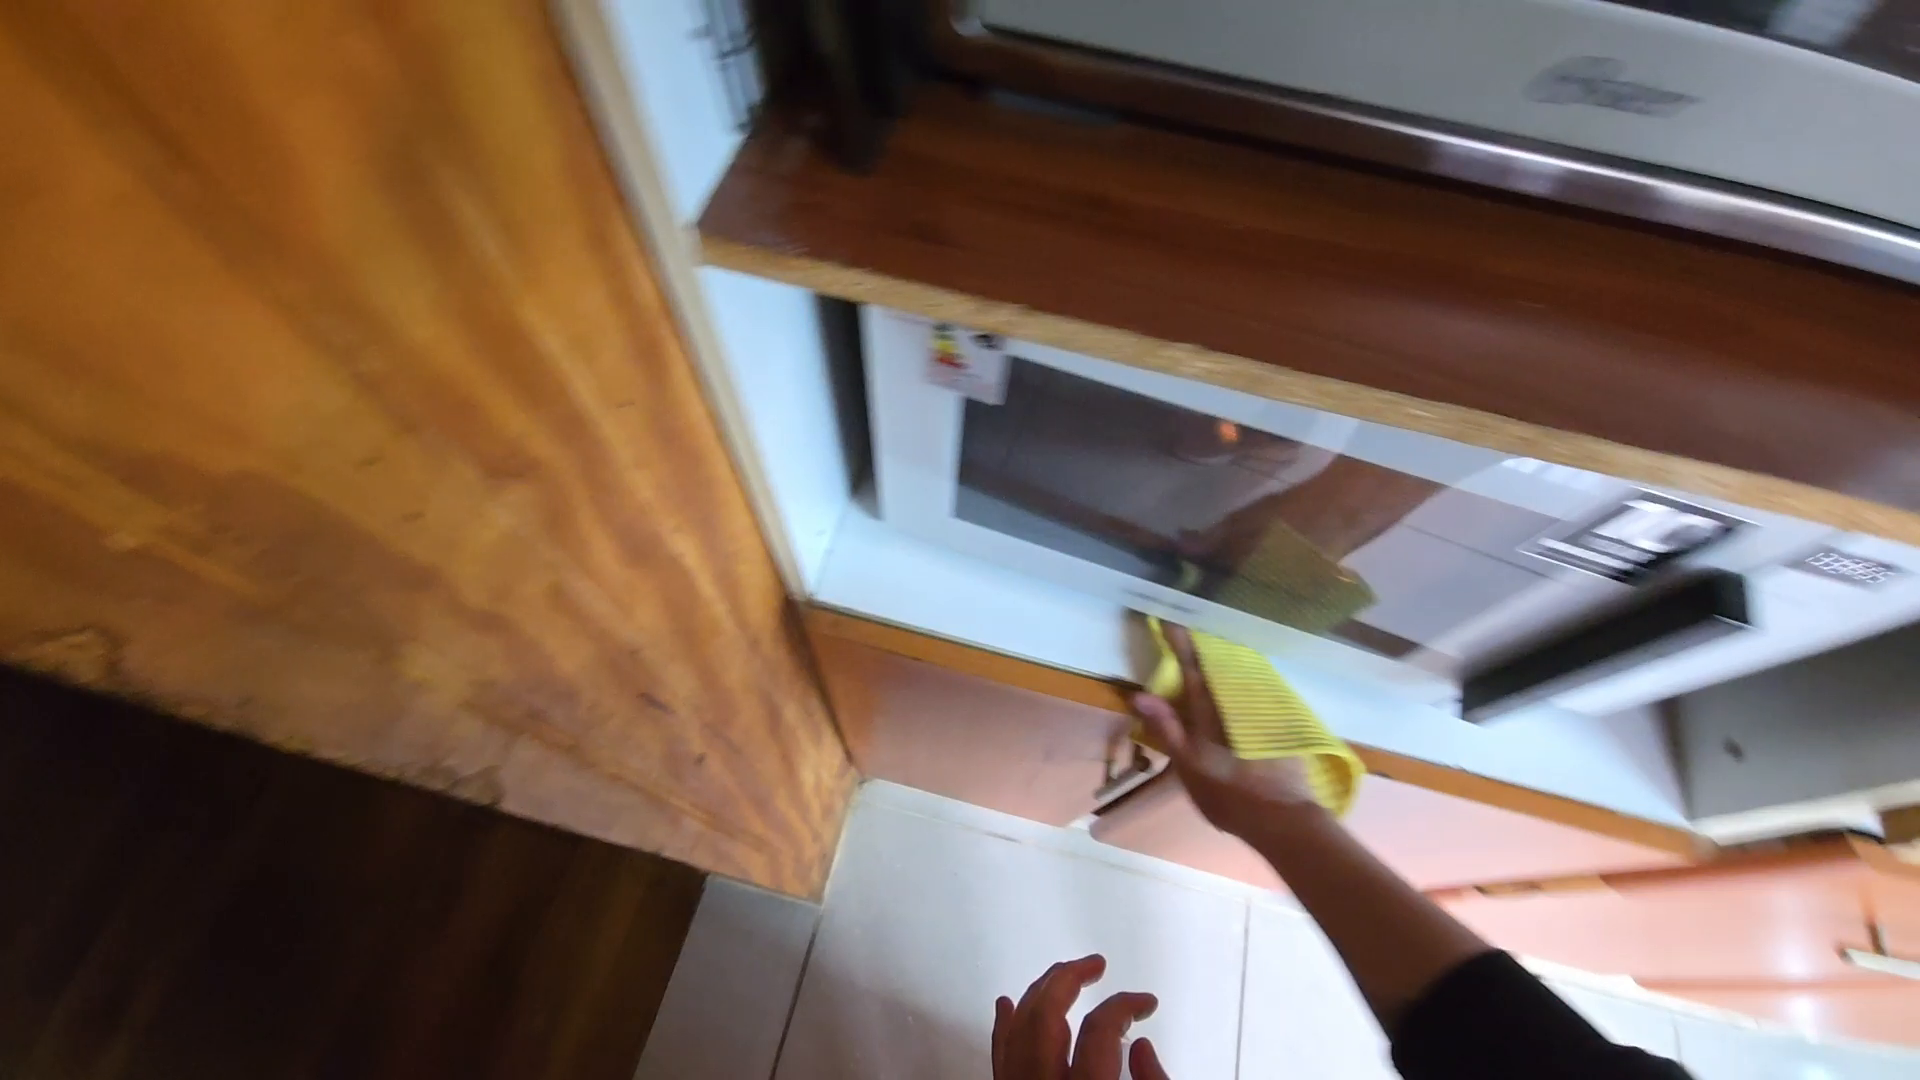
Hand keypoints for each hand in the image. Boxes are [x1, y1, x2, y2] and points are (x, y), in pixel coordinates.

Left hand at [992, 954, 1168, 1079]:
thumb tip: (1141, 1047)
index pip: (1098, 1031)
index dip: (1124, 1005)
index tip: (1145, 1001)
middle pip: (1044, 1018)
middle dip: (1069, 979)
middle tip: (1095, 963)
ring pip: (1017, 1031)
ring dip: (1038, 994)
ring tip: (1061, 974)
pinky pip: (999, 1057)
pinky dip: (1004, 1026)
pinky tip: (1007, 1004)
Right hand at [1131, 623, 1324, 843]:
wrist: (1283, 819)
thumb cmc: (1228, 795)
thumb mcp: (1187, 765)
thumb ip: (1166, 727)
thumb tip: (1139, 693)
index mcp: (1210, 709)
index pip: (1191, 666)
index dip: (1179, 642)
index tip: (1168, 618)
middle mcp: (1236, 701)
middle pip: (1218, 664)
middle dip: (1203, 646)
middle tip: (1191, 630)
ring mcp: (1260, 710)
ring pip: (1240, 674)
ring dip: (1225, 660)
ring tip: (1213, 650)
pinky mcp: (1278, 722)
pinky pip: (1256, 689)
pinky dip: (1244, 679)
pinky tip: (1241, 682)